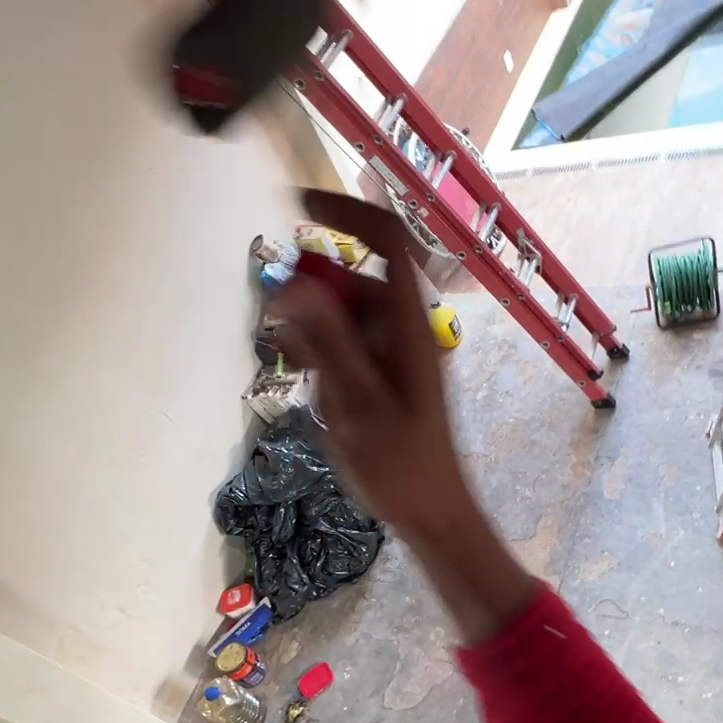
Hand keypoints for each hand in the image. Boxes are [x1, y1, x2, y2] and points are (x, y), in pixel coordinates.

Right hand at [269, 189, 532, 643]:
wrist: (434, 513)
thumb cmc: (403, 467)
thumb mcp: (357, 404)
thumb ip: (327, 342)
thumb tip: (292, 283)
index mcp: (410, 325)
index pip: (388, 241)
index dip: (347, 213)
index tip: (297, 208)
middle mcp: (406, 330)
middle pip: (355, 285)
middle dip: (315, 303)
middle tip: (288, 343)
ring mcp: (398, 355)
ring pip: (346, 322)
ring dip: (319, 346)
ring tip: (322, 397)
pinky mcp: (388, 379)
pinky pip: (351, 353)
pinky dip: (329, 368)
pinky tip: (331, 410)